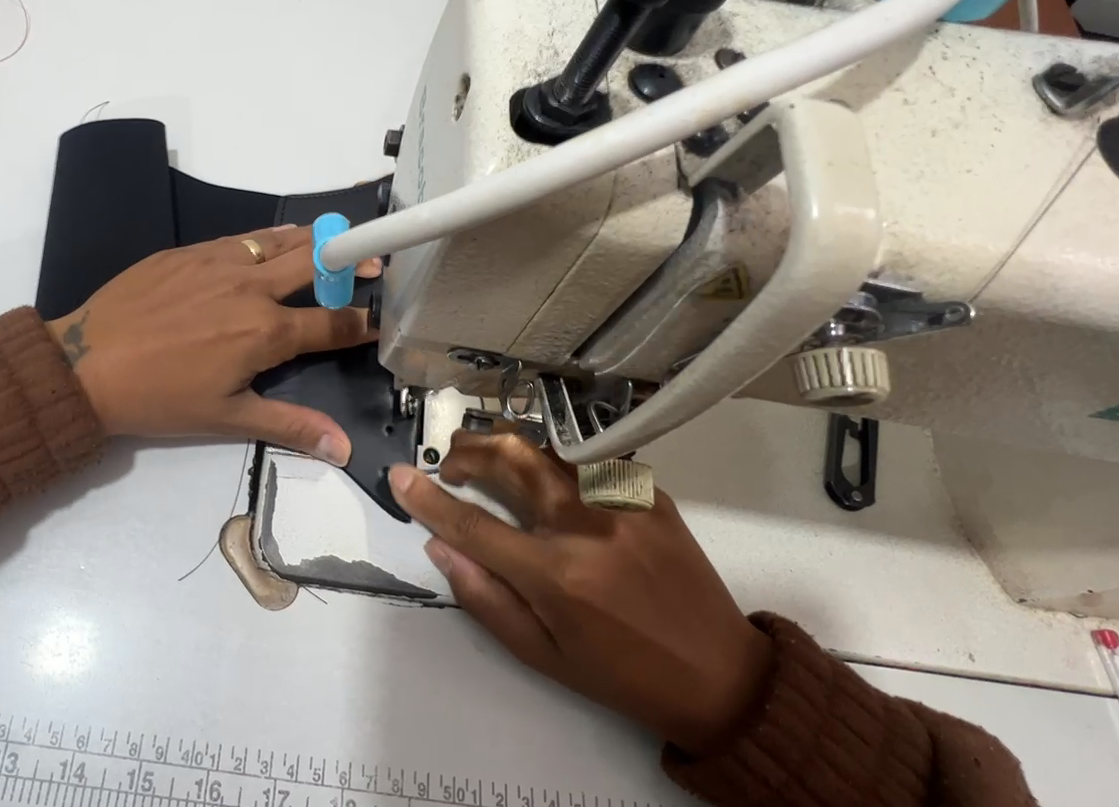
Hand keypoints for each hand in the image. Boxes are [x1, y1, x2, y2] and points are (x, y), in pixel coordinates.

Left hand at [48, 226, 378, 463]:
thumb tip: (344, 447)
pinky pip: (241, 237)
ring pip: (280, 240)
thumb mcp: (227, 418)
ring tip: (335, 242)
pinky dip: (269, 239)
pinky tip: (272, 244)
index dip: (363, 322)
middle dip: (351, 262)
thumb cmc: (159, 398)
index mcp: (266, 331)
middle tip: (373, 263)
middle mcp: (252, 287)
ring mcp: (219, 262)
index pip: (332, 324)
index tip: (382, 319)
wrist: (86, 364)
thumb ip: (291, 425)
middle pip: (315, 264)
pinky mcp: (189, 251)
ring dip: (314, 242)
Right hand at [388, 434, 771, 754]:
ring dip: (508, 444)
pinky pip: (589, 461)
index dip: (428, 499)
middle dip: (469, 450)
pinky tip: (546, 474)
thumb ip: (484, 598)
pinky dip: (555, 461)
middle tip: (452, 461)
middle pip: (511, 459)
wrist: (718, 672)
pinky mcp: (649, 493)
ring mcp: (623, 502)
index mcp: (555, 575)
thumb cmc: (619, 673)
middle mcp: (586, 526)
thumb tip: (440, 546)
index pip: (473, 525)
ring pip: (549, 447)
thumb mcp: (541, 654)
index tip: (400, 476)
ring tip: (489, 456)